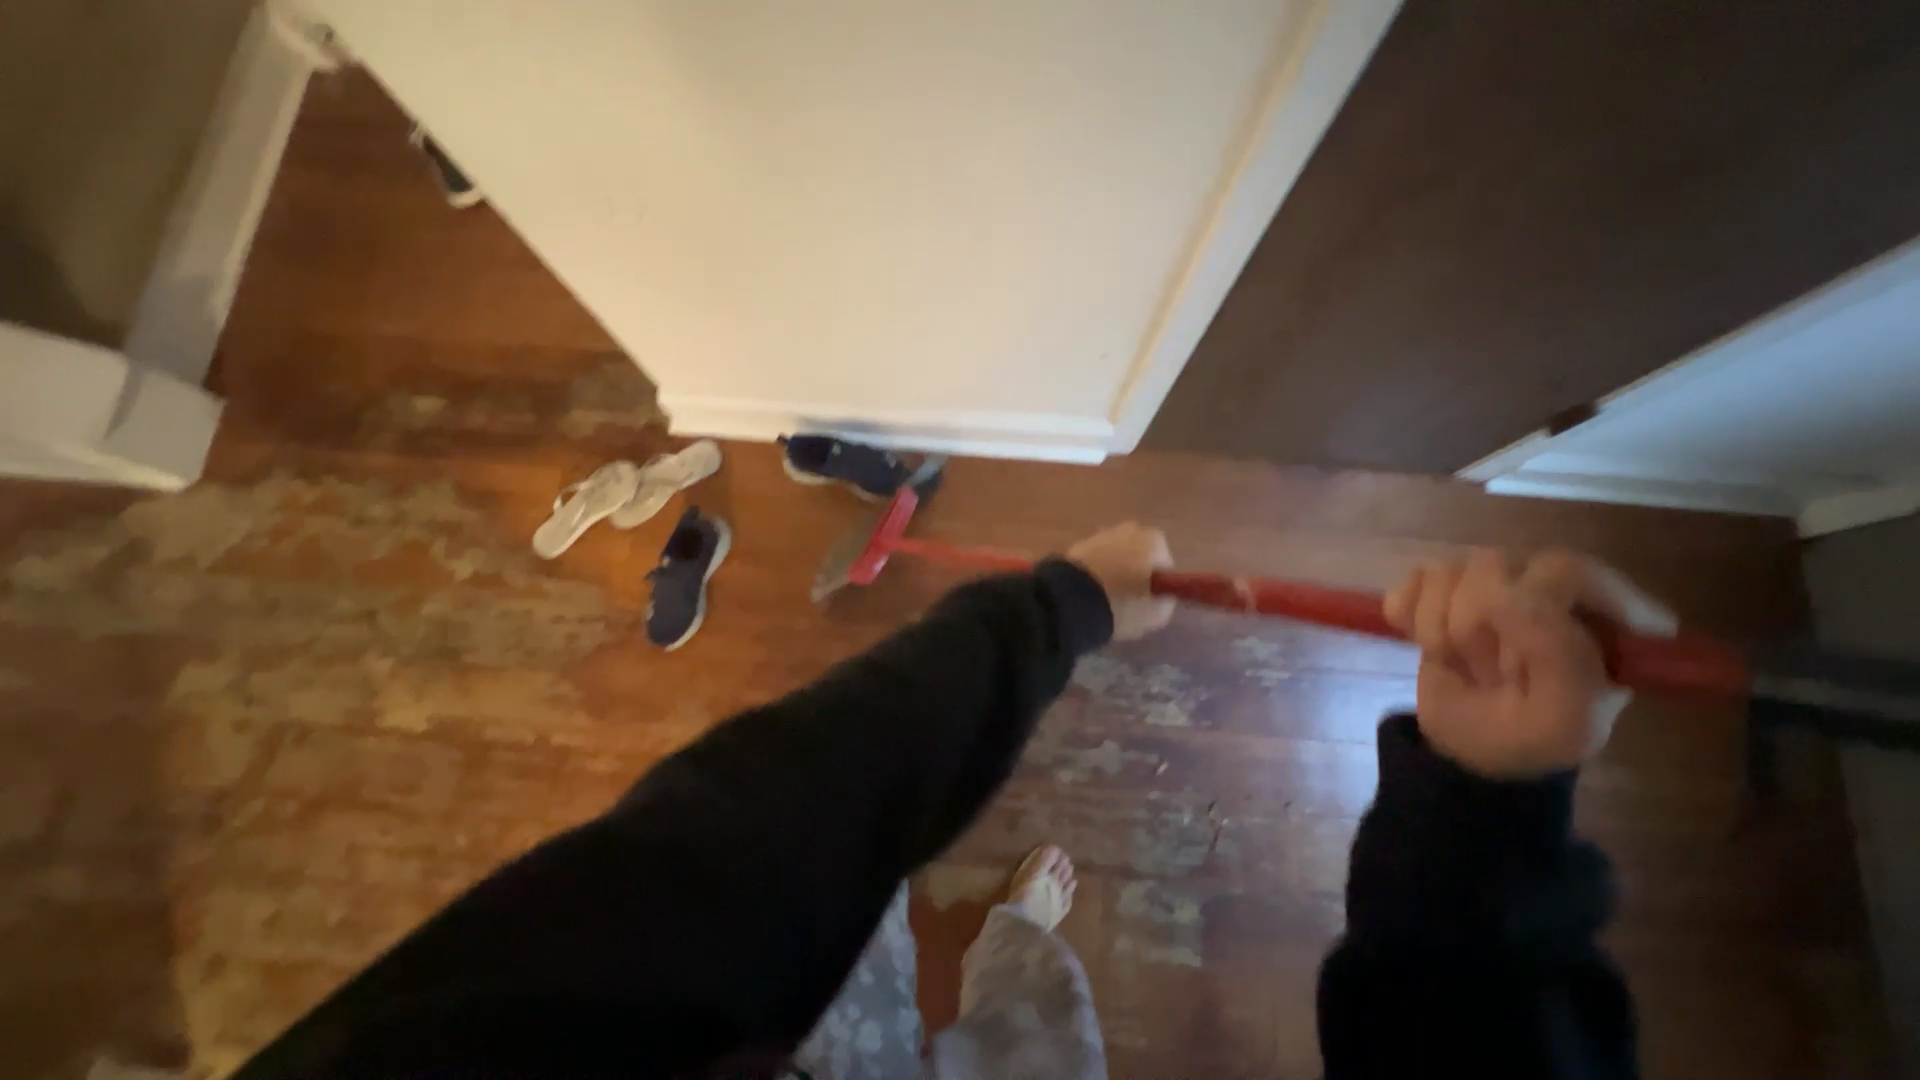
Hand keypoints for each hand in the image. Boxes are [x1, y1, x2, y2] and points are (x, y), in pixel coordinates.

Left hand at [1068, 523, 1175, 641]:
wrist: (1071, 599)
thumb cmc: (1123, 604)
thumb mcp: (1157, 613)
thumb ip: (1165, 600)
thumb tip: (1160, 597)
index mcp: (1154, 540)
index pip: (1165, 565)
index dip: (1159, 586)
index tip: (1149, 603)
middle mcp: (1130, 530)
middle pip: (1140, 557)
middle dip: (1136, 575)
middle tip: (1129, 602)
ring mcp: (1101, 535)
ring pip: (1116, 558)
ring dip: (1114, 574)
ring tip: (1107, 601)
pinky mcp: (1077, 545)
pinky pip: (1096, 562)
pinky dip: (1095, 575)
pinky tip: (1090, 595)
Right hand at [1383, 549, 1675, 778]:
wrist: (1471, 750)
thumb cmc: (1531, 738)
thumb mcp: (1564, 717)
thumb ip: (1556, 654)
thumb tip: (1505, 594)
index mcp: (1608, 610)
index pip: (1564, 570)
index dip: (1528, 610)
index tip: (1518, 662)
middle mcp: (1553, 586)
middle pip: (1495, 565)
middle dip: (1472, 626)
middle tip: (1489, 672)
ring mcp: (1496, 583)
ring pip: (1448, 572)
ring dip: (1438, 628)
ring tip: (1460, 663)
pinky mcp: (1445, 588)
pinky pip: (1415, 578)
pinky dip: (1407, 614)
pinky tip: (1426, 645)